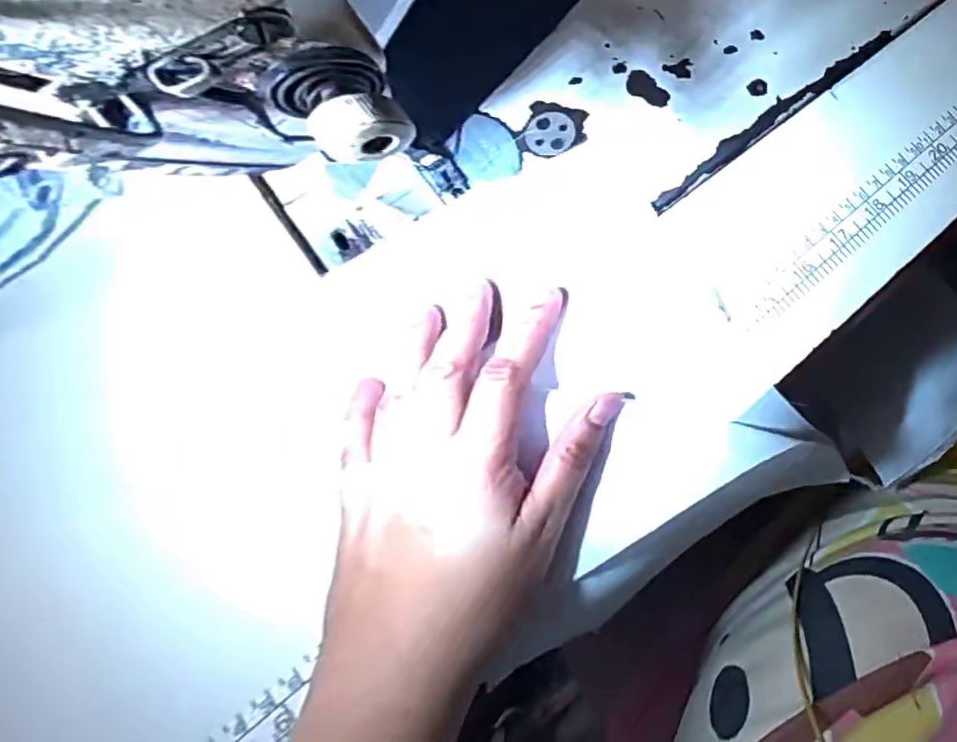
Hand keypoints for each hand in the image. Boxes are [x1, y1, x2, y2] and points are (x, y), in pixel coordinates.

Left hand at [298, 282, 623, 741]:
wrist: (393, 670)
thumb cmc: (479, 601)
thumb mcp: (542, 533)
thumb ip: (571, 459)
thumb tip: (604, 401)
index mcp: (475, 461)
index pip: (505, 376)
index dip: (528, 330)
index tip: (546, 297)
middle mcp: (423, 455)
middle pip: (448, 372)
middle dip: (469, 324)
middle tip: (480, 287)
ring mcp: (381, 474)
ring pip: (398, 394)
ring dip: (413, 348)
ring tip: (427, 311)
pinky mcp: (353, 499)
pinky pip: (352, 439)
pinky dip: (359, 405)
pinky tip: (366, 382)